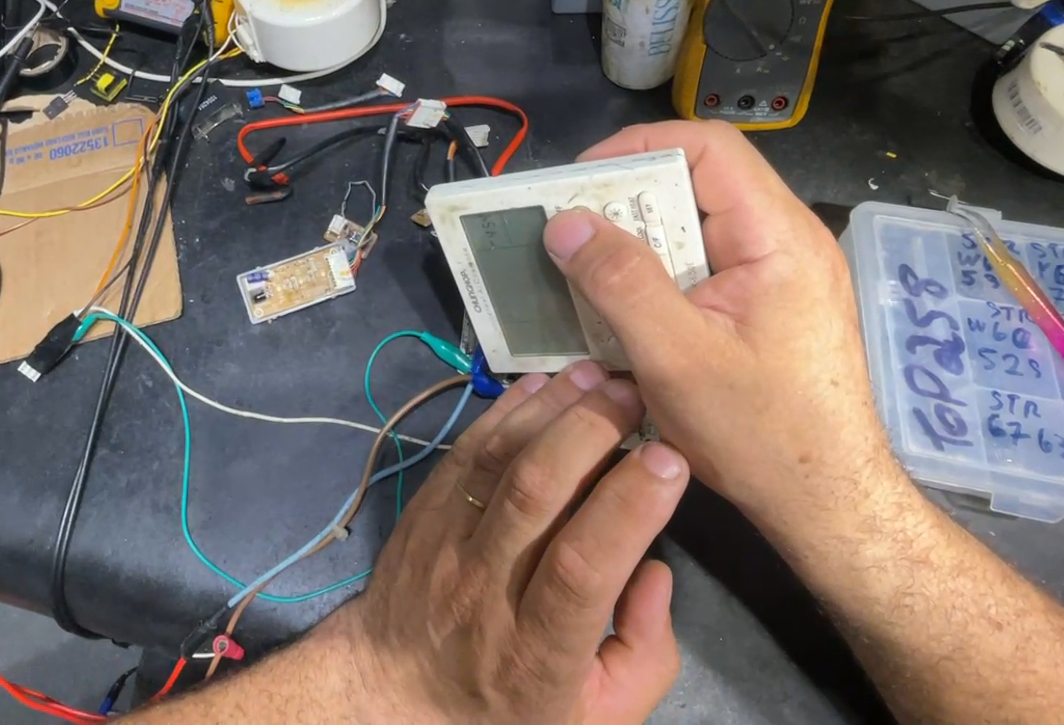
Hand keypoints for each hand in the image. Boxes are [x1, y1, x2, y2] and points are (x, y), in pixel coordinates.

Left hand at [311, 362, 690, 724]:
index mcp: (536, 652)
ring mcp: (446, 539)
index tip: (669, 458)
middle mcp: (485, 586)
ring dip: (549, 408)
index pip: (581, 567)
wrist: (394, 685)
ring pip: (497, 459)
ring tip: (596, 373)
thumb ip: (646, 651)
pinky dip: (506, 410)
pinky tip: (544, 383)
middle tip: (636, 393)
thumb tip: (657, 567)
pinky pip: (466, 448)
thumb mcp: (597, 716)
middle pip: (535, 493)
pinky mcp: (425, 506)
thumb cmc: (508, 705)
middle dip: (590, 432)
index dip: (626, 506)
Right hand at [541, 121, 906, 538]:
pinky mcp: (763, 302)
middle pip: (698, 180)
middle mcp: (783, 240)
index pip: (707, 148)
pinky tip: (620, 300)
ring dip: (635, 235)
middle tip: (569, 227)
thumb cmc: (760, 434)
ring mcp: (776, 272)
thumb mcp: (676, 357)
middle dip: (626, 195)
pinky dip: (653, 268)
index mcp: (776, 237)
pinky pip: (699, 259)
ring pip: (694, 222)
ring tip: (583, 263)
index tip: (579, 182)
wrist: (828, 505)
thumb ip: (620, 282)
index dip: (637, 147)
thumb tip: (563, 221)